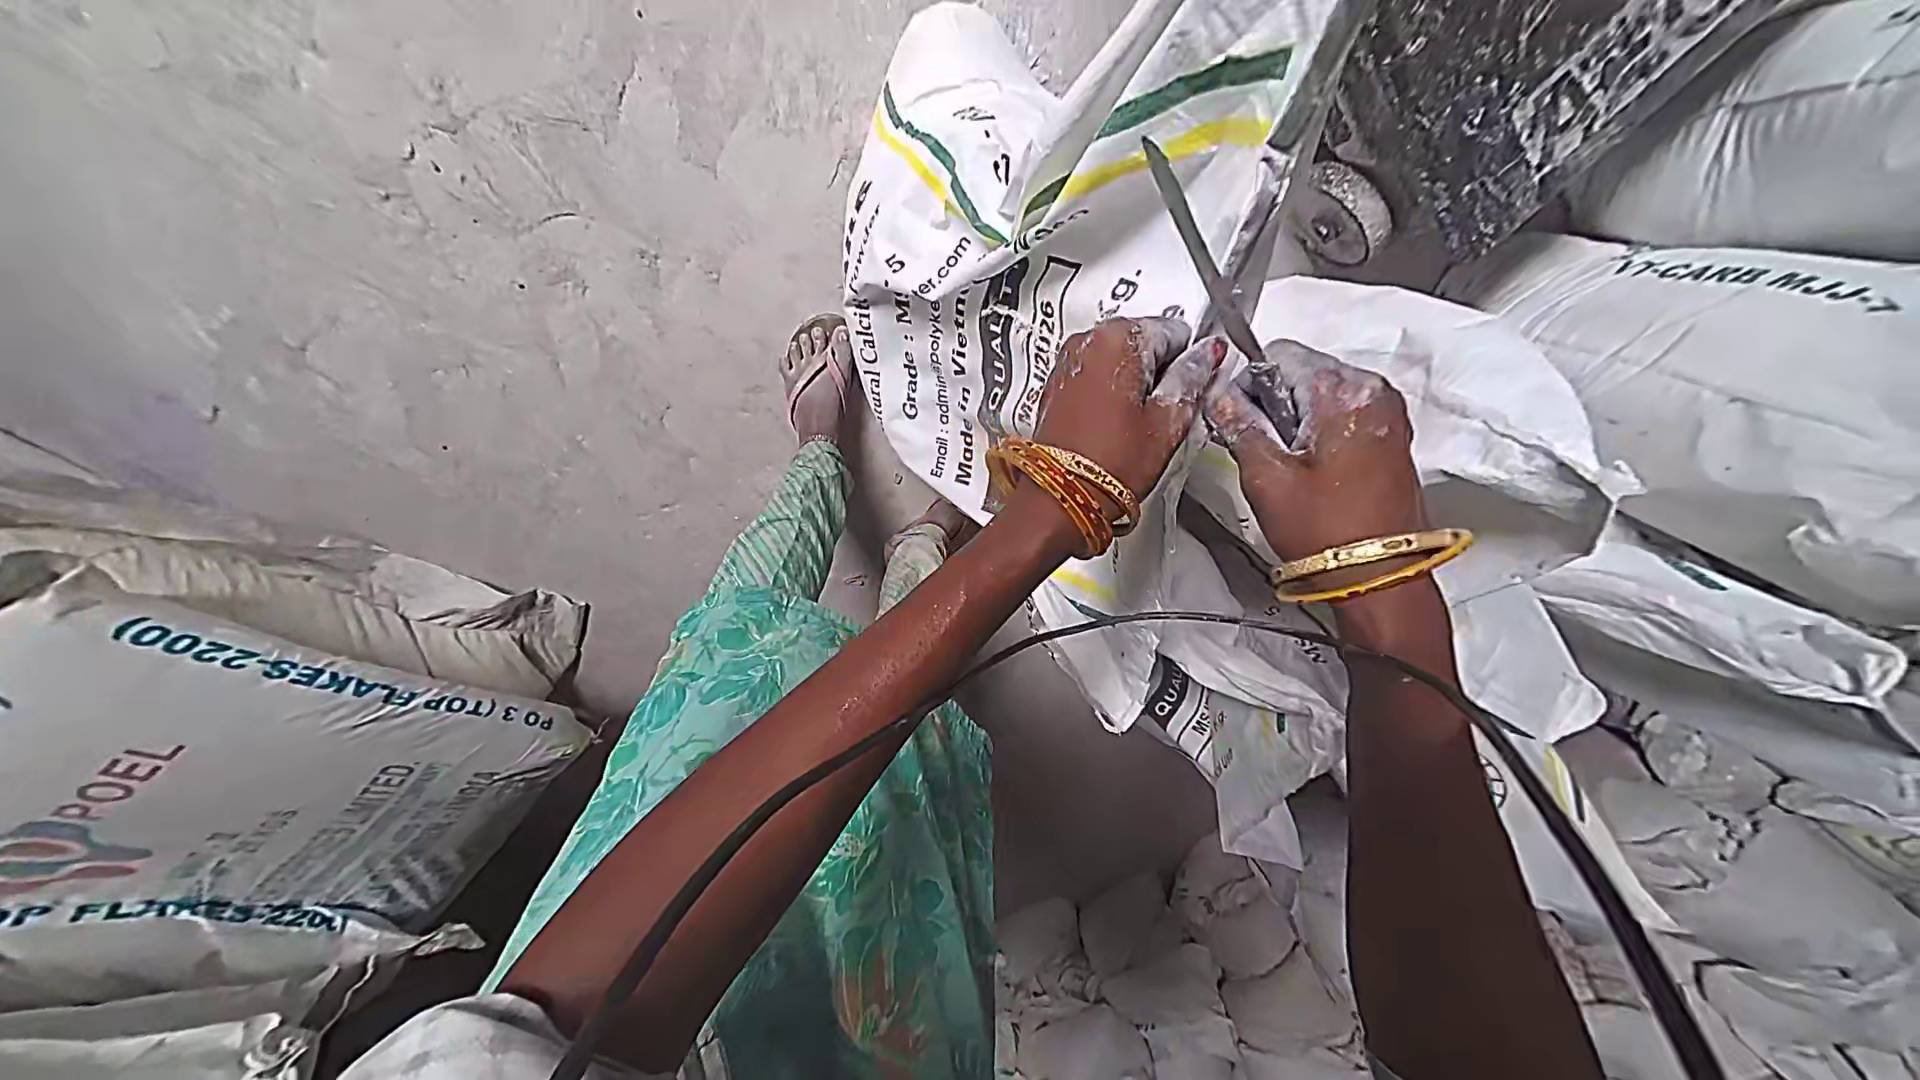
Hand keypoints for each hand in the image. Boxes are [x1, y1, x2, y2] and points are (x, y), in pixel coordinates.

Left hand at [1031, 316, 1225, 498]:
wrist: (1058, 500)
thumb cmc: (1106, 468)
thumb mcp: (1167, 423)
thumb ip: (1192, 377)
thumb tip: (1207, 354)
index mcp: (1117, 338)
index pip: (1175, 330)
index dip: (1190, 362)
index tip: (1190, 388)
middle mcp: (1085, 342)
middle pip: (1143, 342)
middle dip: (1159, 372)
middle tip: (1162, 414)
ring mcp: (1066, 364)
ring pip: (1118, 361)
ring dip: (1134, 385)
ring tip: (1136, 424)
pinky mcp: (1055, 388)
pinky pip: (1095, 379)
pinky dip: (1109, 395)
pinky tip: (1114, 426)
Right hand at [1203, 339, 1425, 563]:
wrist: (1377, 578)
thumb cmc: (1328, 534)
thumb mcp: (1266, 476)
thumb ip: (1238, 424)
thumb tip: (1220, 394)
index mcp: (1345, 392)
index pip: (1280, 355)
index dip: (1248, 385)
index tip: (1238, 420)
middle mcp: (1375, 394)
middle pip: (1302, 372)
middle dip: (1272, 403)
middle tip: (1261, 451)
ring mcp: (1387, 415)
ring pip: (1318, 395)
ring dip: (1292, 420)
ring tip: (1284, 466)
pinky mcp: (1389, 437)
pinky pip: (1339, 415)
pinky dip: (1316, 431)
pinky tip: (1306, 469)